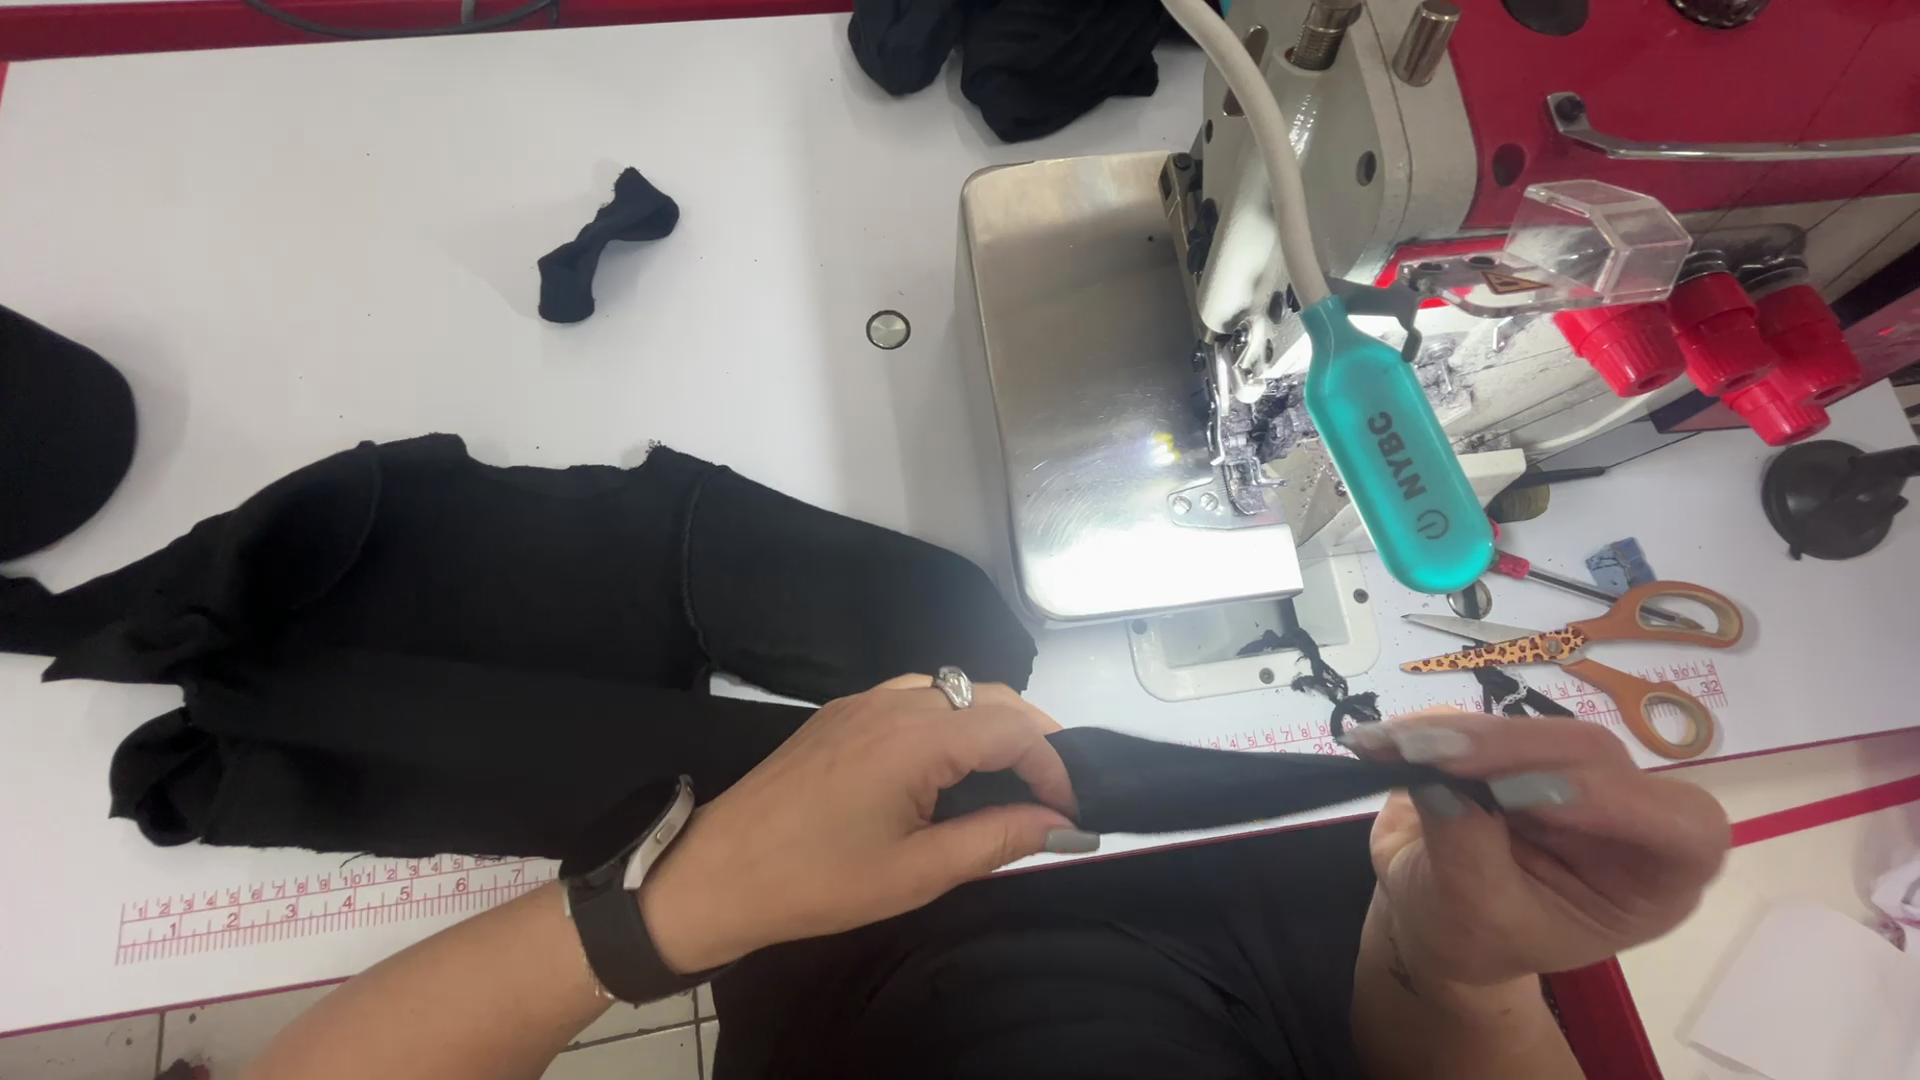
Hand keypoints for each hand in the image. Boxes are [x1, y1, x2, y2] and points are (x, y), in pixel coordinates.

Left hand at [636, 675, 1084, 971]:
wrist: (719, 870)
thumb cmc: (820, 880)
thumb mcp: (918, 871)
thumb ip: (996, 838)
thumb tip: (1060, 823)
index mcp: (917, 738)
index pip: (1013, 729)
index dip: (1054, 764)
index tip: (1070, 808)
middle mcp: (895, 701)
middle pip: (990, 696)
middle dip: (1032, 734)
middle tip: (1052, 786)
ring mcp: (864, 698)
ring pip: (954, 687)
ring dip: (990, 720)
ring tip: (1007, 770)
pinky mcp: (843, 709)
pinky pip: (915, 693)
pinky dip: (950, 715)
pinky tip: (945, 757)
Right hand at [1344, 709, 1728, 985]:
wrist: (1426, 913)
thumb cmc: (1471, 937)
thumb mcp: (1475, 913)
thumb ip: (1468, 850)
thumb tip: (1439, 782)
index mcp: (1647, 876)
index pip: (1676, 826)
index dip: (1609, 799)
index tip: (1517, 795)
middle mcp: (1617, 814)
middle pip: (1589, 755)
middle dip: (1505, 750)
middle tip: (1426, 754)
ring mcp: (1555, 771)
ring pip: (1525, 727)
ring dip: (1451, 733)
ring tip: (1384, 747)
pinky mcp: (1498, 746)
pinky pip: (1468, 719)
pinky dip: (1418, 726)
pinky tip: (1376, 742)